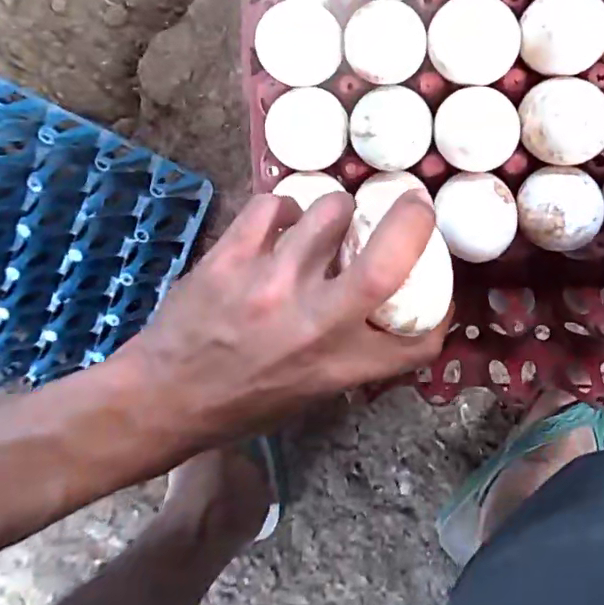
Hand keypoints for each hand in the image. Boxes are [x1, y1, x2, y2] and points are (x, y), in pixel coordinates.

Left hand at [114, 190, 447, 446]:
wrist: (162, 396)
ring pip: (330, 211)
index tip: (436, 287)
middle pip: (387, 260)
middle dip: (412, 219)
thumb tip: (384, 321)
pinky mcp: (232, 256)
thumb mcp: (311, 395)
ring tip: (326, 222)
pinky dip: (285, 208)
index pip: (418, 339)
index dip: (442, 309)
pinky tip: (280, 224)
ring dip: (339, 209)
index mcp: (339, 366)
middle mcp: (314, 323)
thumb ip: (353, 356)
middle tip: (413, 202)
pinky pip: (275, 205)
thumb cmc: (242, 402)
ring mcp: (271, 283)